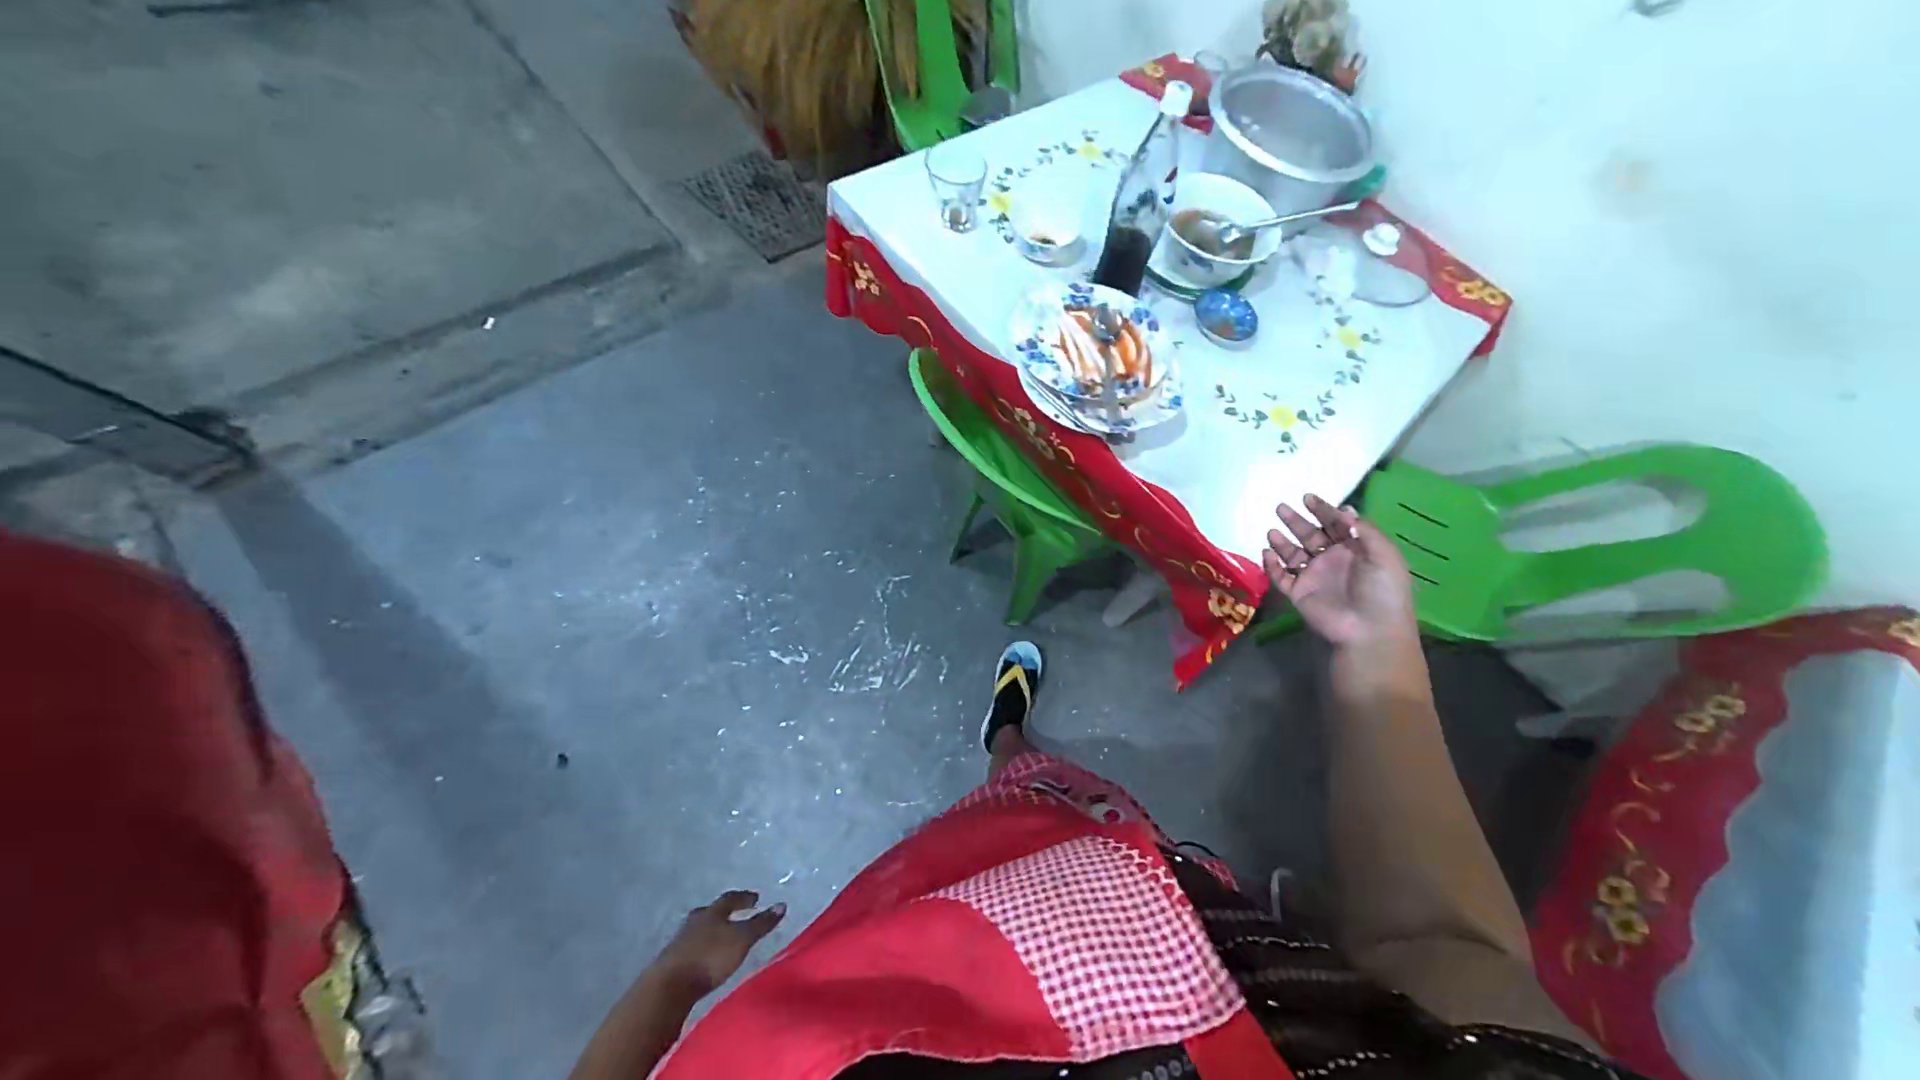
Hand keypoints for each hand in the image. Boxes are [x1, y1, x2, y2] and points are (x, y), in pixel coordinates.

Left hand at [650, 890, 785, 998]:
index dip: (744, 898)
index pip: (730, 898)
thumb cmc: (710, 957)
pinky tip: (705, 958)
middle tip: (737, 915)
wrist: (668, 986)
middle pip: (712, 912)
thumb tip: (782, 904)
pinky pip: (691, 947)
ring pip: (699, 930)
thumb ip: (761, 924)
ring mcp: (680, 941)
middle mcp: (695, 921)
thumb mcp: (742, 940)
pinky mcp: (671, 962)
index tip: (755, 898)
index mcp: (712, 912)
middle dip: (725, 913)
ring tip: (722, 938)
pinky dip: (702, 948)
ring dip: (712, 931)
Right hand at [1261, 494, 1416, 649]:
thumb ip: (1365, 531)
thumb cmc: (1382, 591)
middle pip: (1309, 535)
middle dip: (1296, 521)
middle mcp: (1331, 560)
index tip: (1308, 498)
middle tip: (1281, 507)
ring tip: (1272, 531)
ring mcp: (1313, 576)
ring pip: (1292, 554)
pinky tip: (1267, 553)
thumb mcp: (1384, 555)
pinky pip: (1280, 576)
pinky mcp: (1298, 593)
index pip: (1335, 525)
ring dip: (1281, 542)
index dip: (1322, 510)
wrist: (1369, 630)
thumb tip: (1344, 510)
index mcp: (1353, 550)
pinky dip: (1271, 565)